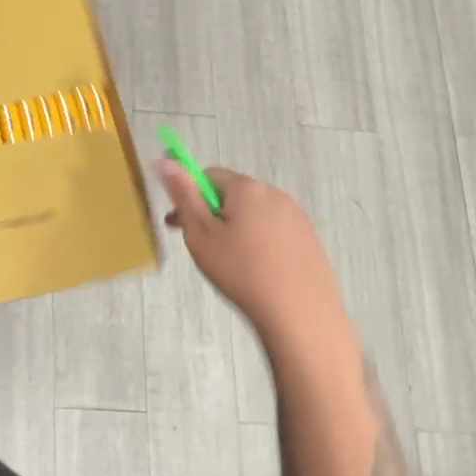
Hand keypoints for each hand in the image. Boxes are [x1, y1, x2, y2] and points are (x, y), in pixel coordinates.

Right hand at [154, 160, 347, 345]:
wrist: (300, 314)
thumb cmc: (241, 271)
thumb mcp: (200, 234)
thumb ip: (183, 195)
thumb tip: (165, 160)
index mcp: (247, 188)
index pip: (208, 175)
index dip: (190, 196)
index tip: (180, 224)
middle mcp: (275, 194)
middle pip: (233, 194)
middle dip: (212, 212)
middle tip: (201, 246)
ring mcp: (297, 216)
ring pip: (254, 213)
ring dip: (235, 227)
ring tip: (229, 261)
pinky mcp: (310, 239)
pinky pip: (274, 230)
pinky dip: (259, 241)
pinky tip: (256, 269)